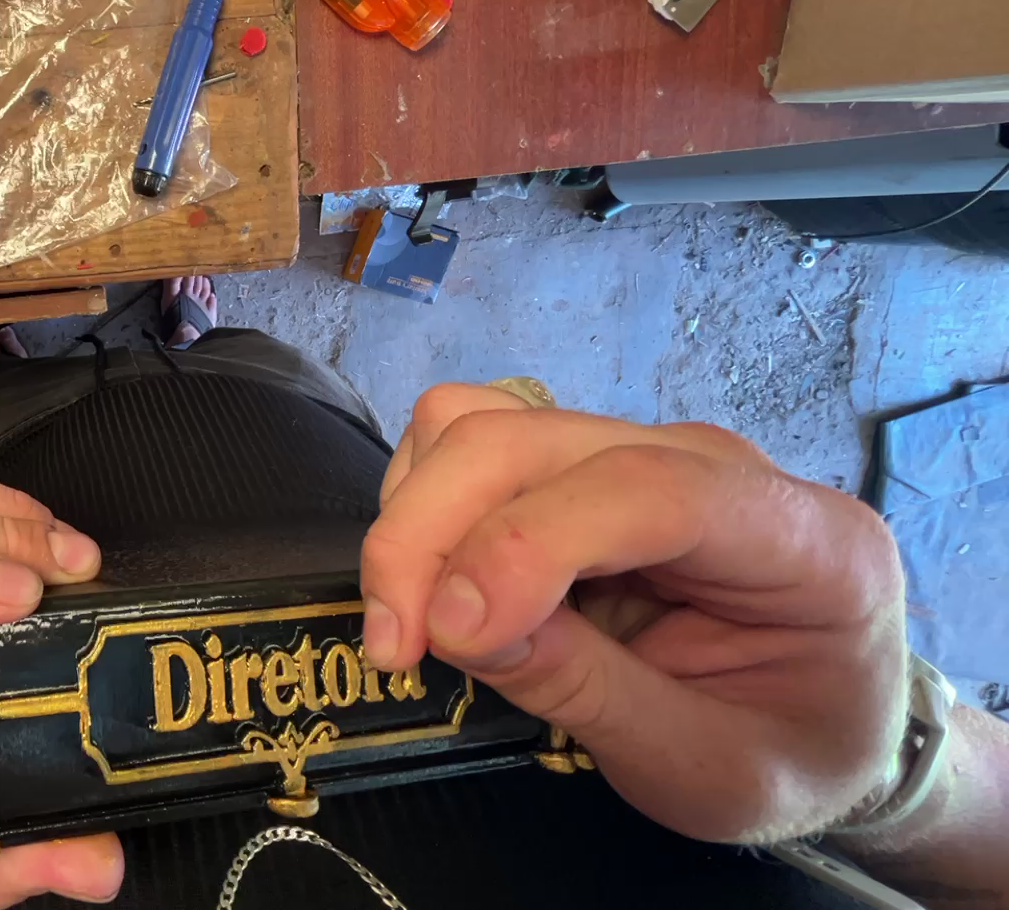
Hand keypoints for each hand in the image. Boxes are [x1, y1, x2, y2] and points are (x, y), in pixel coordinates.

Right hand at [360, 384, 908, 843]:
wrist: (792, 711)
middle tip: (394, 641)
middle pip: (515, 441)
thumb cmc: (773, 745)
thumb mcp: (705, 765)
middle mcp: (695, 456)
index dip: (522, 550)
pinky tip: (430, 571)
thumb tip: (451, 626)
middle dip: (426, 535)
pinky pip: (445, 434)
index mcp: (795, 536)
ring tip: (412, 612)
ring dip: (411, 516)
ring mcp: (611, 440)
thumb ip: (588, 692)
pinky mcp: (547, 446)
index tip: (448, 636)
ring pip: (463, 423)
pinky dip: (410, 499)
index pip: (639, 490)